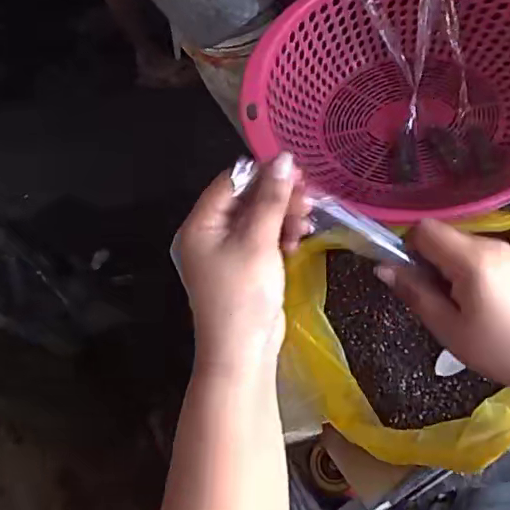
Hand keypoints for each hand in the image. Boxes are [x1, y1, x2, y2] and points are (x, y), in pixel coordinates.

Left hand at [175, 154, 313, 371]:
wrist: (243, 350)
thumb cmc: (244, 293)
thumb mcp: (258, 241)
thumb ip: (271, 198)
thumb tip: (282, 159)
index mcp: (200, 224)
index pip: (230, 182)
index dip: (262, 172)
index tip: (296, 170)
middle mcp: (210, 235)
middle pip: (246, 200)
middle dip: (278, 197)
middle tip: (309, 197)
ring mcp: (228, 253)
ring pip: (259, 220)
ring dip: (284, 216)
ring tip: (308, 221)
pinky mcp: (246, 268)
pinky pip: (264, 240)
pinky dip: (281, 235)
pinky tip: (299, 239)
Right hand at [376, 220, 509, 398]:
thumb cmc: (502, 349)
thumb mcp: (450, 329)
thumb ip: (415, 294)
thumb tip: (383, 268)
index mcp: (471, 258)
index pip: (424, 228)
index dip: (409, 250)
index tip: (412, 281)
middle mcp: (488, 244)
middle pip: (442, 236)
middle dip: (428, 262)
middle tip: (437, 303)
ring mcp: (505, 250)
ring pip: (458, 246)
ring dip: (447, 269)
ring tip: (459, 309)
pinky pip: (477, 255)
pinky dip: (466, 273)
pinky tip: (479, 306)